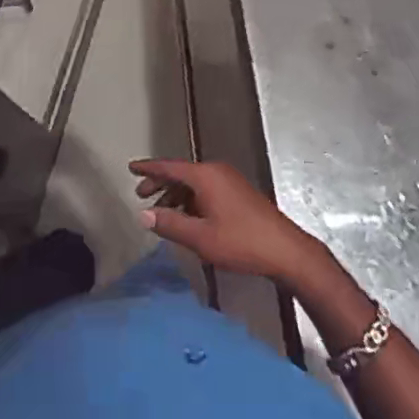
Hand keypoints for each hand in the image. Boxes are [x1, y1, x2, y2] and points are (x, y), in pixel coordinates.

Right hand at [129, 158, 331, 284]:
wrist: (287, 251)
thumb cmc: (241, 242)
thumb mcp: (200, 238)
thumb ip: (169, 225)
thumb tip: (143, 215)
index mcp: (205, 176)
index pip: (169, 167)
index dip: (148, 168)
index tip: (131, 168)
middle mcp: (216, 171)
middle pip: (181, 172)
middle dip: (160, 182)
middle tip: (141, 194)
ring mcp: (230, 181)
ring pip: (194, 182)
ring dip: (176, 194)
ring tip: (162, 211)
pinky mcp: (239, 193)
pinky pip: (206, 188)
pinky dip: (191, 198)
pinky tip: (188, 217)